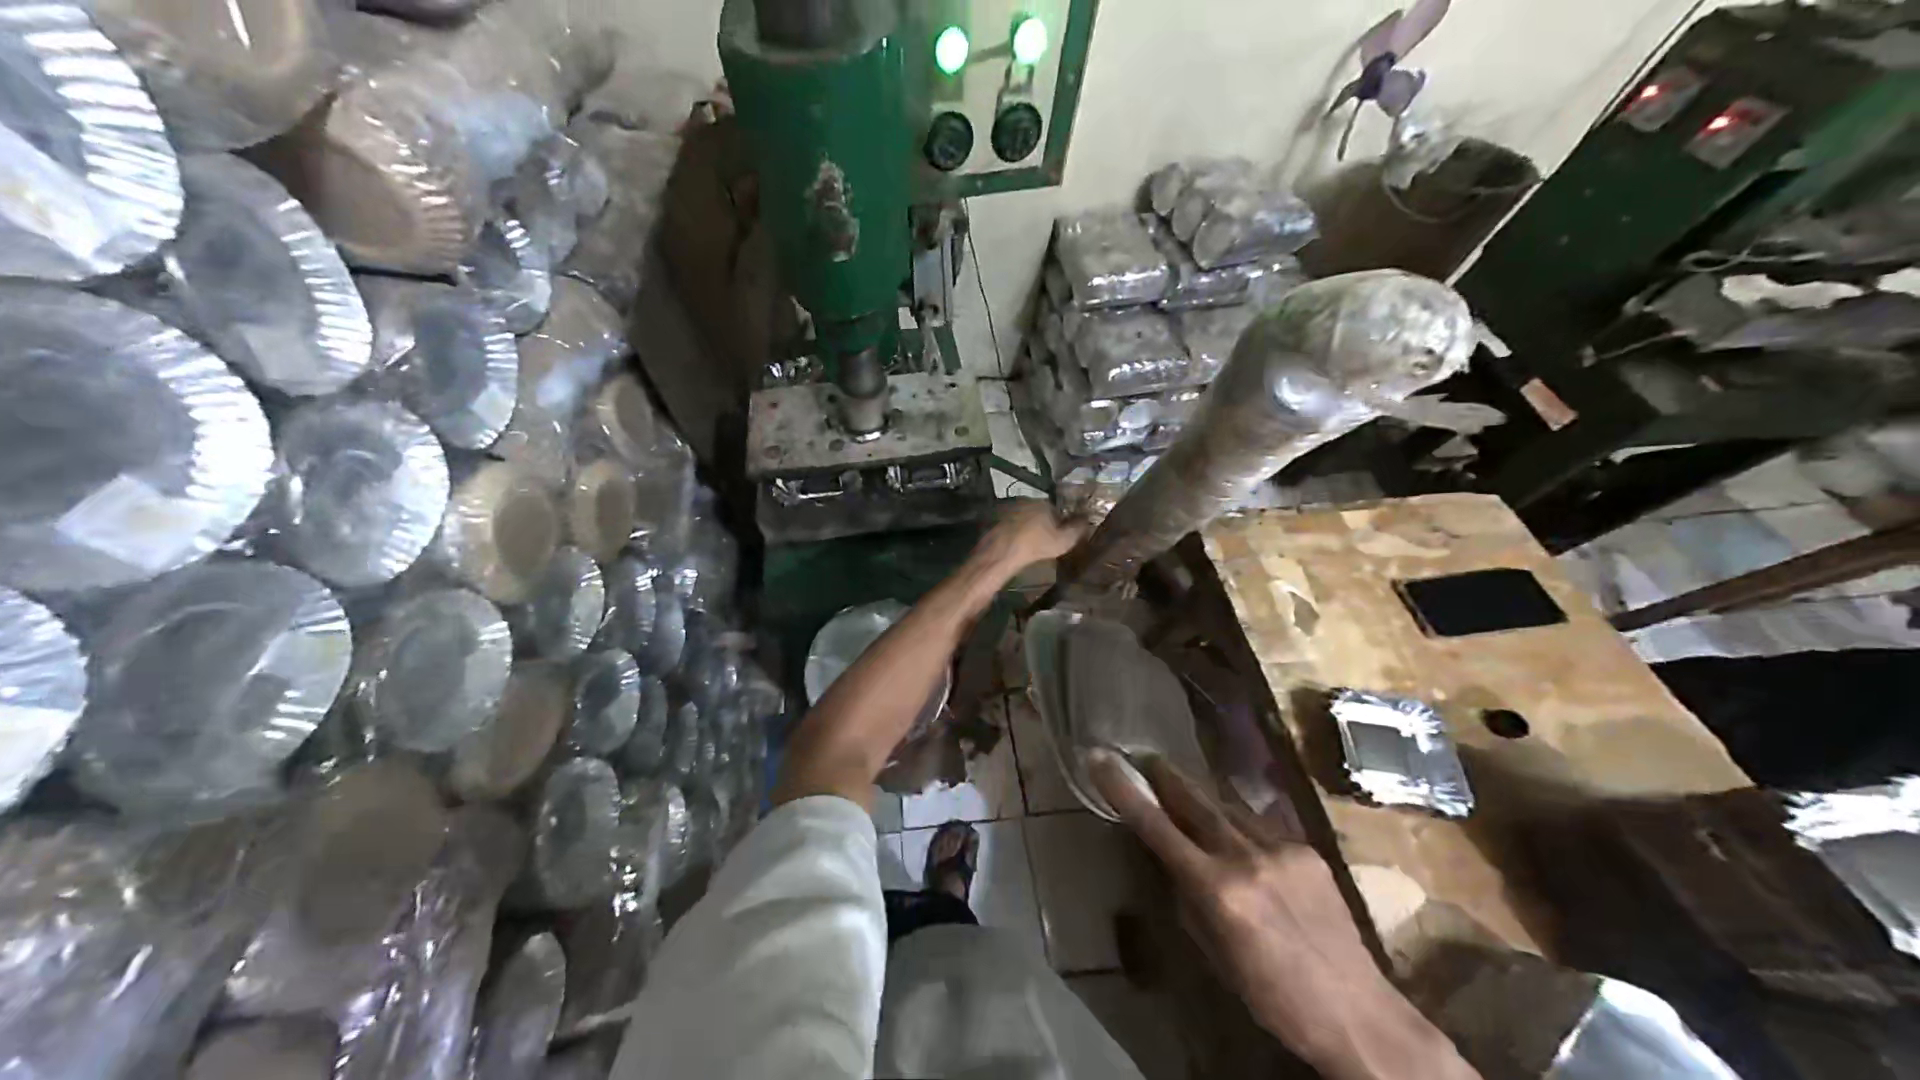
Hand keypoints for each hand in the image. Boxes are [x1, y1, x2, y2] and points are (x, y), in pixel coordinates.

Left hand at [973, 500, 1086, 573]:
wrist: (1002, 551)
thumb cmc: (1036, 545)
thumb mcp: (1065, 540)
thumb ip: (1078, 528)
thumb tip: (1087, 518)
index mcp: (1043, 502)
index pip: (1055, 509)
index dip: (1058, 522)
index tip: (1056, 535)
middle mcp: (1024, 499)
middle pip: (1036, 510)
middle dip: (1039, 522)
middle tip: (1040, 540)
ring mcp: (1006, 507)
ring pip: (1019, 516)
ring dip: (1023, 526)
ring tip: (1024, 543)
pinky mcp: (991, 516)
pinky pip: (1005, 523)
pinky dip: (1009, 530)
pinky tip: (1010, 543)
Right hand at [1090, 753, 1478, 1079]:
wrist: (1359, 1012)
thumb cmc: (1275, 998)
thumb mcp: (1217, 956)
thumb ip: (1190, 900)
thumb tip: (1172, 864)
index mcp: (1217, 889)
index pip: (1157, 828)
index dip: (1124, 792)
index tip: (1102, 760)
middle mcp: (1246, 856)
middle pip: (1195, 801)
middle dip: (1166, 777)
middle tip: (1146, 757)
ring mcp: (1281, 848)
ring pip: (1228, 808)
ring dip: (1203, 799)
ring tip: (1185, 790)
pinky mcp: (1307, 849)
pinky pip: (1260, 825)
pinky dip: (1239, 823)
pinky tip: (1238, 834)